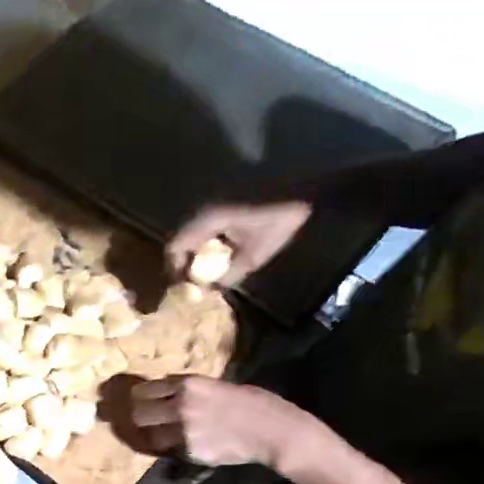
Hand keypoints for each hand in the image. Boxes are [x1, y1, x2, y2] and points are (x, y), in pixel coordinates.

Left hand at [129, 376, 340, 472]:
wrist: (272, 431)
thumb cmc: (253, 403)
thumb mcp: (218, 385)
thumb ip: (190, 390)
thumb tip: (168, 392)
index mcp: (188, 384)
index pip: (146, 389)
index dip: (141, 396)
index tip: (140, 400)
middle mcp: (180, 406)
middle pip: (139, 413)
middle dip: (141, 417)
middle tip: (146, 420)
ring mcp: (183, 431)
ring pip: (150, 436)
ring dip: (154, 436)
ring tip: (163, 436)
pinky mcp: (190, 452)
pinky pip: (170, 451)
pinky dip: (172, 449)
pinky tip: (183, 446)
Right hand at [167, 201, 312, 286]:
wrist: (310, 192)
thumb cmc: (281, 222)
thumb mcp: (253, 257)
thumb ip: (226, 275)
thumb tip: (207, 290)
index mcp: (208, 219)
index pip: (175, 247)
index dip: (173, 270)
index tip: (181, 289)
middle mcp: (206, 209)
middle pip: (180, 240)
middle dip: (182, 264)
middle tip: (190, 285)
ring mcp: (217, 205)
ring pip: (192, 235)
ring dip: (193, 256)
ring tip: (202, 275)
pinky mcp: (228, 205)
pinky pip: (206, 228)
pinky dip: (205, 245)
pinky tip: (218, 258)